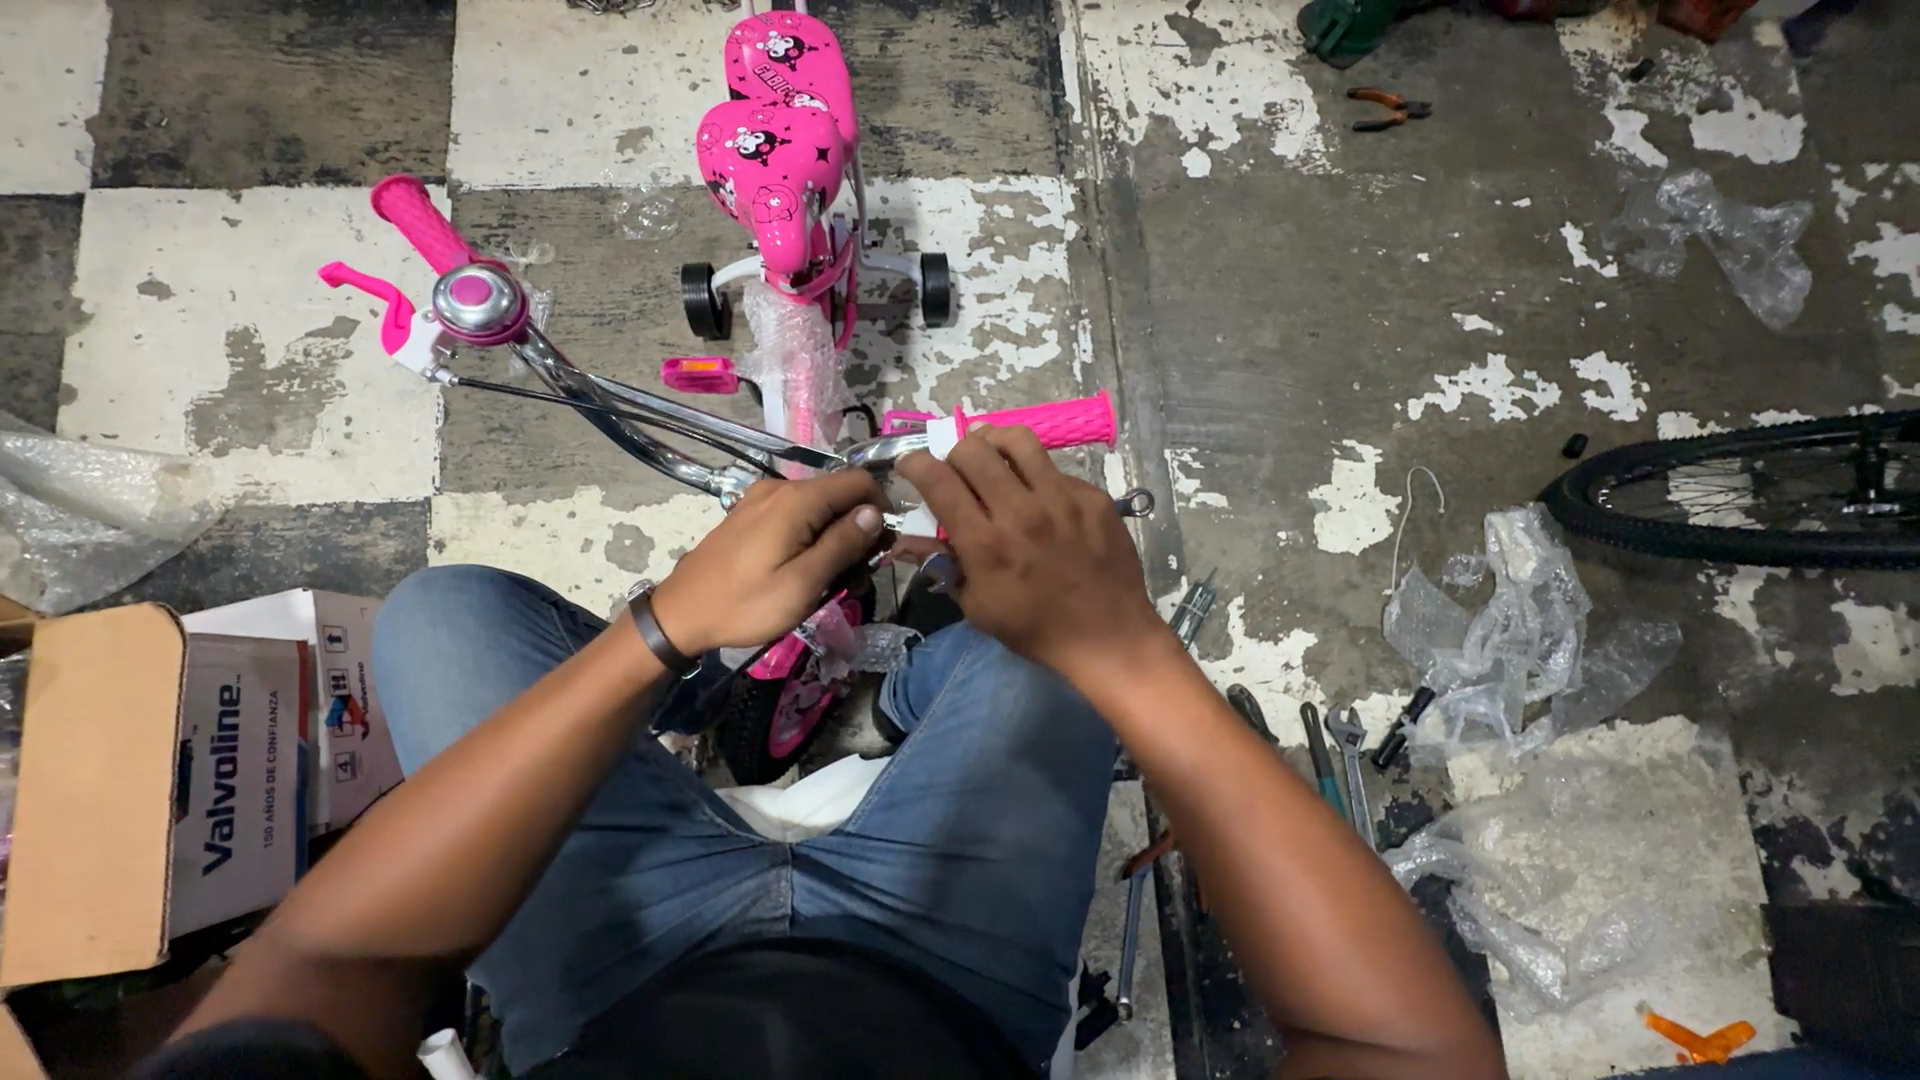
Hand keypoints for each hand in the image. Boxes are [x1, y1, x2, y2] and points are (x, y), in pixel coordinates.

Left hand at [650, 471, 886, 653]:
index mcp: (796, 500)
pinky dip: (810, 536)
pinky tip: (803, 568)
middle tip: (857, 574)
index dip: (880, 509)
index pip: (859, 481)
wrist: (680, 615)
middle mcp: (780, 488)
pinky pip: (795, 514)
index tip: (883, 547)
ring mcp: (761, 498)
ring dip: (834, 536)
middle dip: (857, 528)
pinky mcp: (749, 513)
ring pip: (818, 506)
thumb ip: (842, 544)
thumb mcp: (803, 583)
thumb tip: (875, 514)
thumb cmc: (745, 605)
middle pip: (839, 494)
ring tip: (830, 579)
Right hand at [896, 427, 1171, 681]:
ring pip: (1018, 441)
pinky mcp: (1093, 498)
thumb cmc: (1034, 628)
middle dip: (953, 450)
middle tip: (955, 465)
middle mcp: (1021, 511)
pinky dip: (1036, 473)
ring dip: (994, 441)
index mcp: (985, 543)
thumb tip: (907, 540)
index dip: (916, 463)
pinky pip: (1055, 469)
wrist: (1107, 636)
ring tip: (990, 451)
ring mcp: (1061, 499)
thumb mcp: (977, 606)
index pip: (938, 481)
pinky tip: (1038, 493)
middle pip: (974, 450)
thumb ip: (944, 565)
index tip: (910, 463)